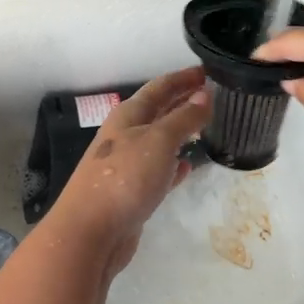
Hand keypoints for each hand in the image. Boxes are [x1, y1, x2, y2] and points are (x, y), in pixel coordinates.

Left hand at [42, 68, 211, 281]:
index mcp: (128, 116)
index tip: (208, 71)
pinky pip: (158, 171)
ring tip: (206, 126)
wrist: (91, 232)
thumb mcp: (159, 140)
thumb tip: (204, 95)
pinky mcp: (132, 193)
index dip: (183, 78)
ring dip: (180, 132)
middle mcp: (125, 136)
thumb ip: (184, 118)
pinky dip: (173, 165)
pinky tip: (187, 166)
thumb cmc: (125, 177)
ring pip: (159, 141)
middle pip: (158, 111)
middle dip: (182, 101)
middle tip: (213, 95)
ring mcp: (127, 166)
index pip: (159, 87)